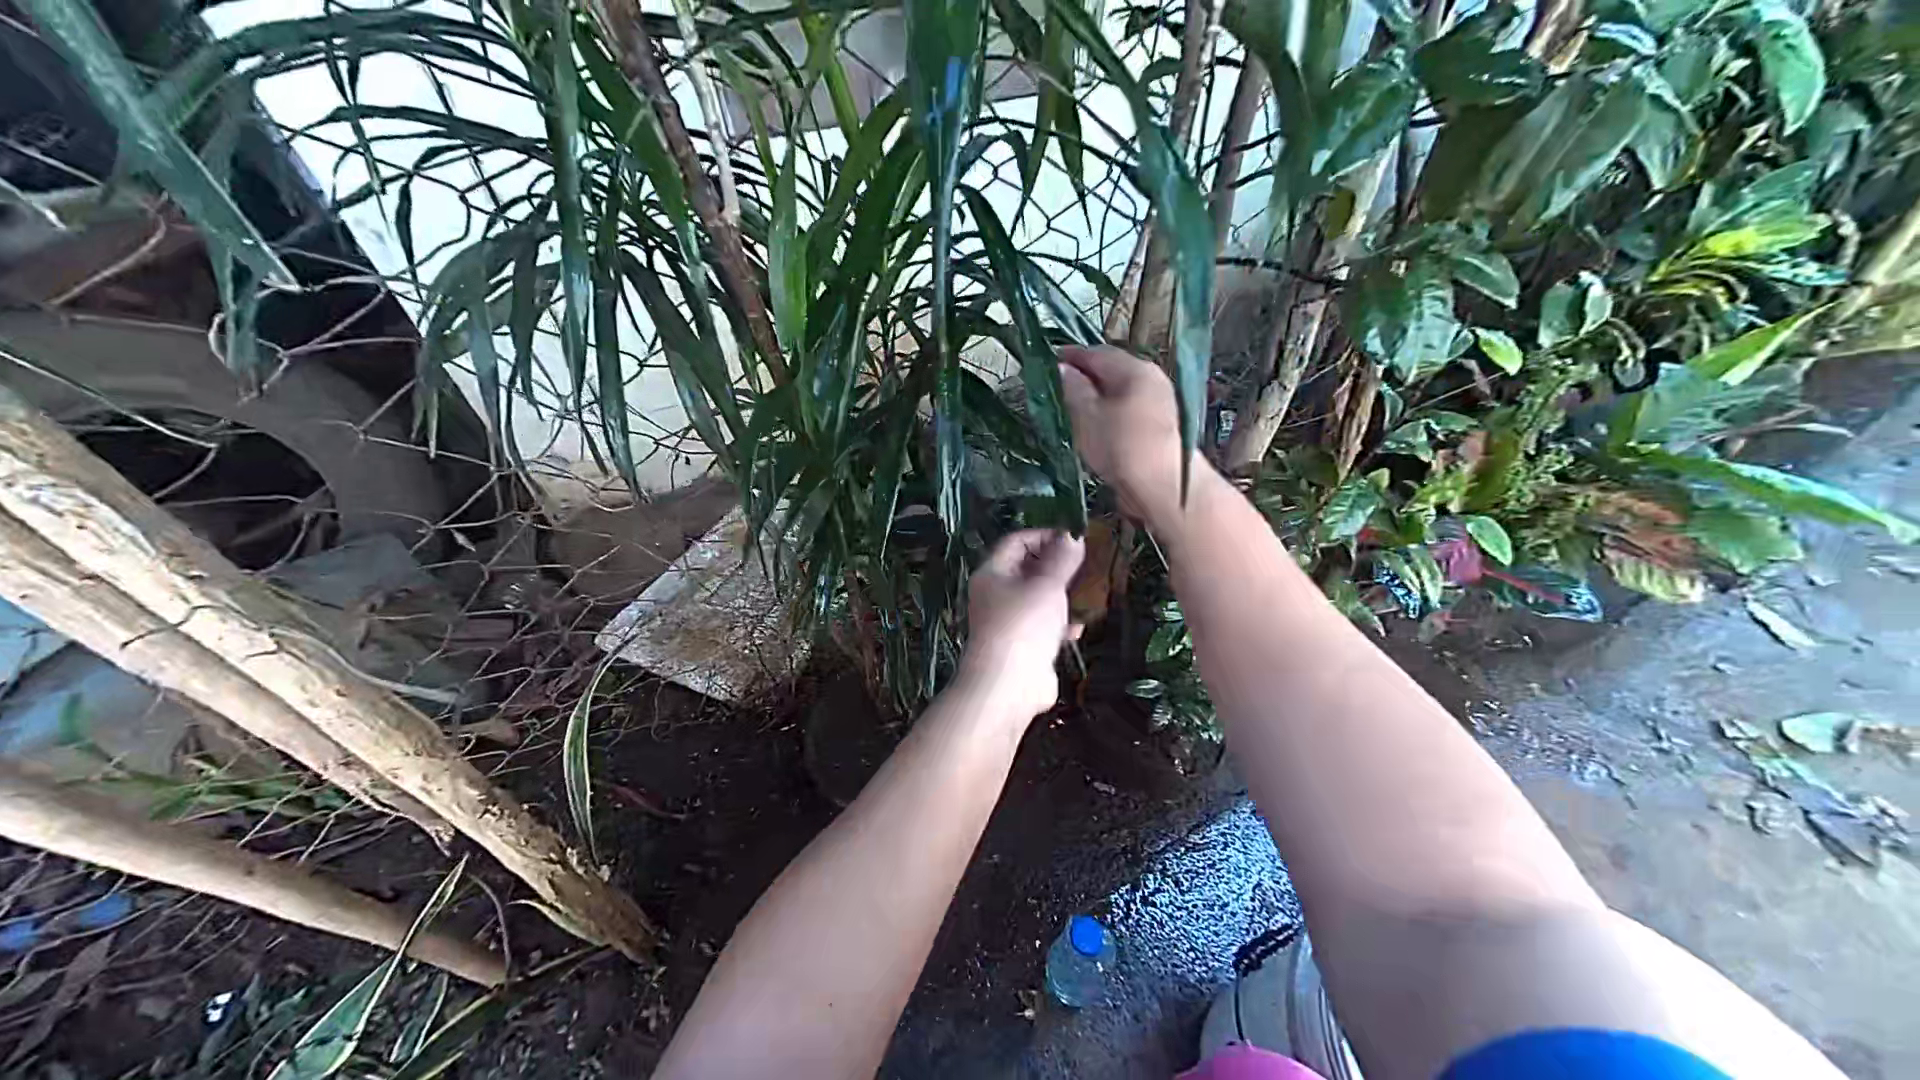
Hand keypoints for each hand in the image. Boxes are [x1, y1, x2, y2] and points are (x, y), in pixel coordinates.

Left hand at [958, 529, 1084, 718]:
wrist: (1009, 684)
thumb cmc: (1024, 625)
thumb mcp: (1047, 585)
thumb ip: (1062, 560)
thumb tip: (1072, 537)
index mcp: (992, 573)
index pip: (1016, 542)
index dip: (1043, 536)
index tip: (1073, 538)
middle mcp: (995, 595)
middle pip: (1026, 570)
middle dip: (1056, 566)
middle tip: (1085, 564)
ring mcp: (1008, 622)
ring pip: (1037, 599)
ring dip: (1060, 596)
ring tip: (1087, 593)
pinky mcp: (1021, 647)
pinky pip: (1043, 627)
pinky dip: (1059, 625)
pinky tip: (1077, 629)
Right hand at [1058, 345, 1188, 530]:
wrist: (1164, 487)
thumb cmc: (1122, 447)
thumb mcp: (1088, 415)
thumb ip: (1073, 388)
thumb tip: (1062, 368)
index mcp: (1135, 369)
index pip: (1097, 353)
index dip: (1070, 357)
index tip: (1047, 363)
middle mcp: (1152, 379)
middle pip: (1112, 371)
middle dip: (1083, 377)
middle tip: (1056, 387)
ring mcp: (1160, 403)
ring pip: (1120, 392)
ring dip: (1096, 397)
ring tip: (1071, 409)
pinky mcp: (1161, 428)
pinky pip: (1128, 410)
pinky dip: (1108, 413)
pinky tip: (1095, 428)